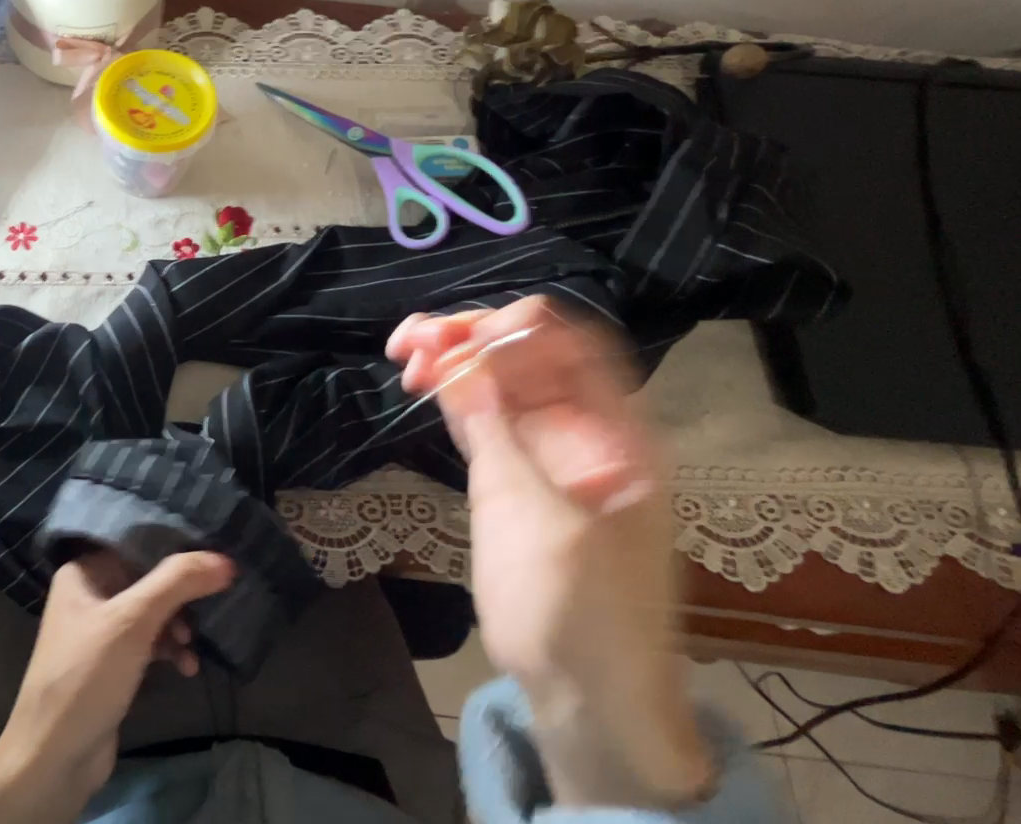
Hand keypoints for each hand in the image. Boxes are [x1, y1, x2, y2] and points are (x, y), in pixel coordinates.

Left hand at [0, 550, 234, 823]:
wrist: (54, 755)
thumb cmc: (86, 675)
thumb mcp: (132, 622)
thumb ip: (176, 584)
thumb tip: (225, 559)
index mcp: (83, 572)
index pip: (134, 543)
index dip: (174, 548)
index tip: (213, 556)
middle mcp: (88, 594)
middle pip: (147, 579)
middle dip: (180, 595)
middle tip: (206, 610)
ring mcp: (99, 631)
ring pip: (151, 613)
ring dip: (177, 627)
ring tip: (190, 648)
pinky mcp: (111, 663)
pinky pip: (148, 644)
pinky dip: (169, 651)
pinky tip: (187, 668)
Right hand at [389, 297, 713, 806]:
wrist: (586, 693)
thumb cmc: (581, 611)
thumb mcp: (537, 518)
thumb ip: (496, 434)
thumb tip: (458, 359)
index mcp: (618, 434)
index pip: (572, 346)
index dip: (515, 328)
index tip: (456, 336)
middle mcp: (584, 432)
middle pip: (528, 357)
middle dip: (471, 338)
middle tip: (409, 341)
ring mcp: (545, 454)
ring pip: (499, 384)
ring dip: (453, 361)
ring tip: (403, 354)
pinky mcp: (512, 478)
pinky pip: (483, 418)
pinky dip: (453, 397)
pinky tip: (421, 384)